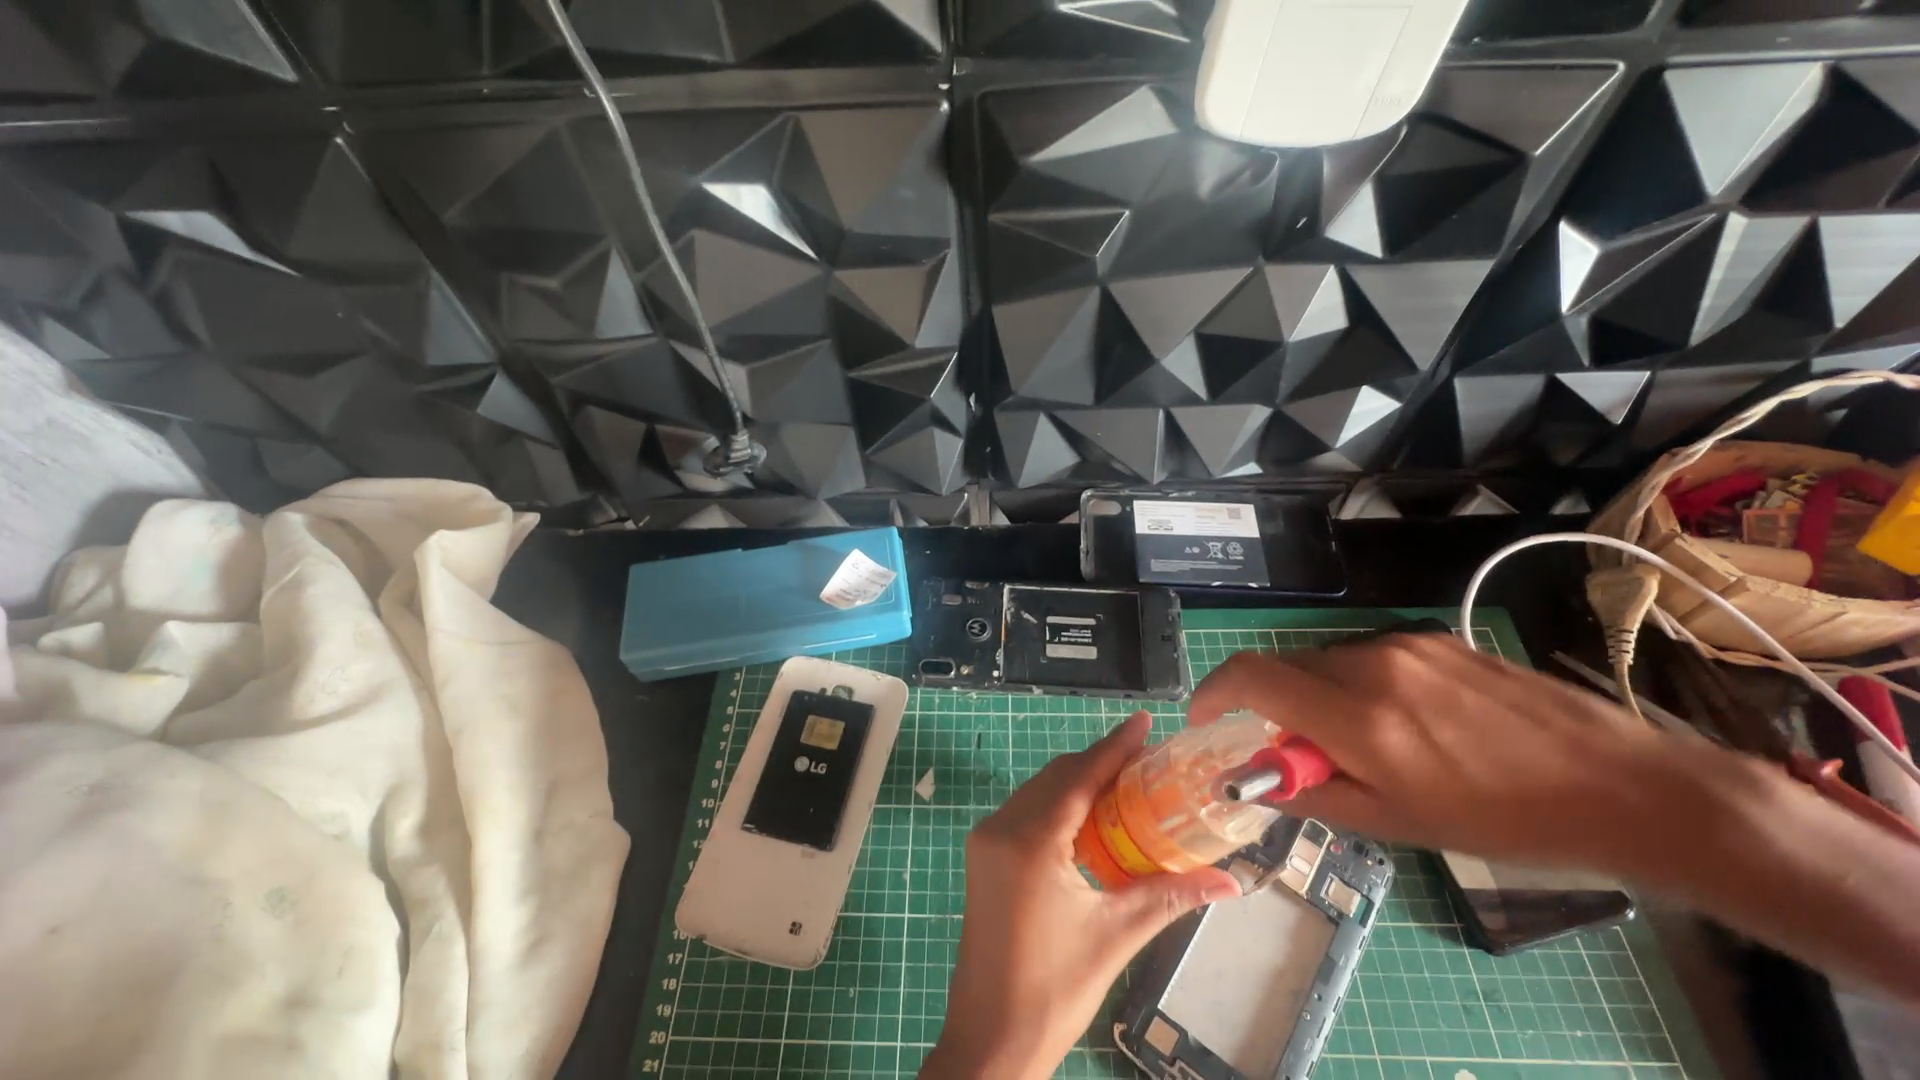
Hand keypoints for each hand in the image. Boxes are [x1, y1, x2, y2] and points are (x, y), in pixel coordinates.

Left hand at [921, 713, 1239, 1079]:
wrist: (990, 1038)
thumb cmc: (1053, 989)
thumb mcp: (1116, 936)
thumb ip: (1170, 896)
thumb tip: (1229, 881)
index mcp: (1030, 841)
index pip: (1079, 776)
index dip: (1114, 746)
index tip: (1144, 722)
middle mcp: (1000, 829)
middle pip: (1057, 777)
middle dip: (1100, 762)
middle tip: (1148, 759)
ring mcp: (986, 843)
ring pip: (1039, 792)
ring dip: (1080, 783)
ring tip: (1128, 783)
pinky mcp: (984, 859)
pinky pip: (1026, 813)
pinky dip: (1060, 805)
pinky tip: (1093, 819)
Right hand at [1187, 633, 1702, 872]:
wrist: (1622, 785)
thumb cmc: (1503, 822)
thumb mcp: (1396, 824)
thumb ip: (1311, 793)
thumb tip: (1254, 778)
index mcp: (1360, 717)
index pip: (1252, 677)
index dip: (1214, 693)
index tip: (1206, 721)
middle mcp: (1375, 664)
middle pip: (1285, 669)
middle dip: (1271, 707)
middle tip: (1296, 756)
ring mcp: (1410, 645)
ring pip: (1328, 663)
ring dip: (1318, 698)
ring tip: (1365, 747)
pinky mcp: (1440, 640)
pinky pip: (1371, 657)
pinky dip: (1358, 687)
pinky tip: (1407, 726)